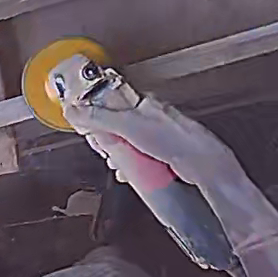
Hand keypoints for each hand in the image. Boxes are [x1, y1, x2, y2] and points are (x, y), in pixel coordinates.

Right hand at [63, 91, 247, 193]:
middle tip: (104, 149)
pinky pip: (140, 157)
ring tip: (118, 164)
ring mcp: (159, 136)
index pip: (111, 104)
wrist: (205, 165)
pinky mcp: (164, 153)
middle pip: (117, 126)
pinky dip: (133, 166)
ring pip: (128, 144)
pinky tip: (131, 173)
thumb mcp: (126, 125)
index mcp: (144, 103)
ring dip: (120, 156)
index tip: (88, 128)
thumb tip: (72, 110)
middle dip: (107, 141)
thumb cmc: (175, 140)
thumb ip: (97, 117)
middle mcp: (152, 118)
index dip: (97, 117)